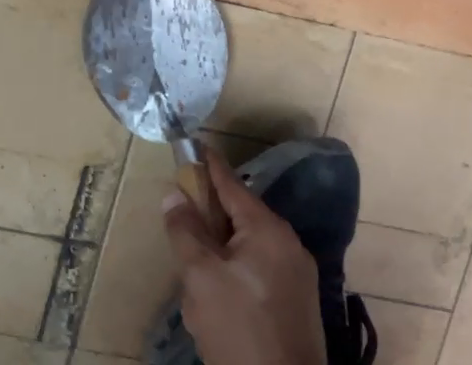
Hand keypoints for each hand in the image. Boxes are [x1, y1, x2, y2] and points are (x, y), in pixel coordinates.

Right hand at [161, 147, 325, 364]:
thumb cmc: (239, 328)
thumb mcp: (200, 276)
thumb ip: (185, 230)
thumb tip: (174, 194)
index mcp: (268, 230)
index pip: (230, 183)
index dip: (206, 163)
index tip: (189, 143)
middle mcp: (289, 245)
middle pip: (238, 215)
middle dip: (207, 219)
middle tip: (179, 226)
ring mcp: (297, 276)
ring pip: (246, 246)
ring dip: (218, 251)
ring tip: (195, 276)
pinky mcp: (296, 302)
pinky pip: (257, 270)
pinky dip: (233, 271)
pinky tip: (216, 298)